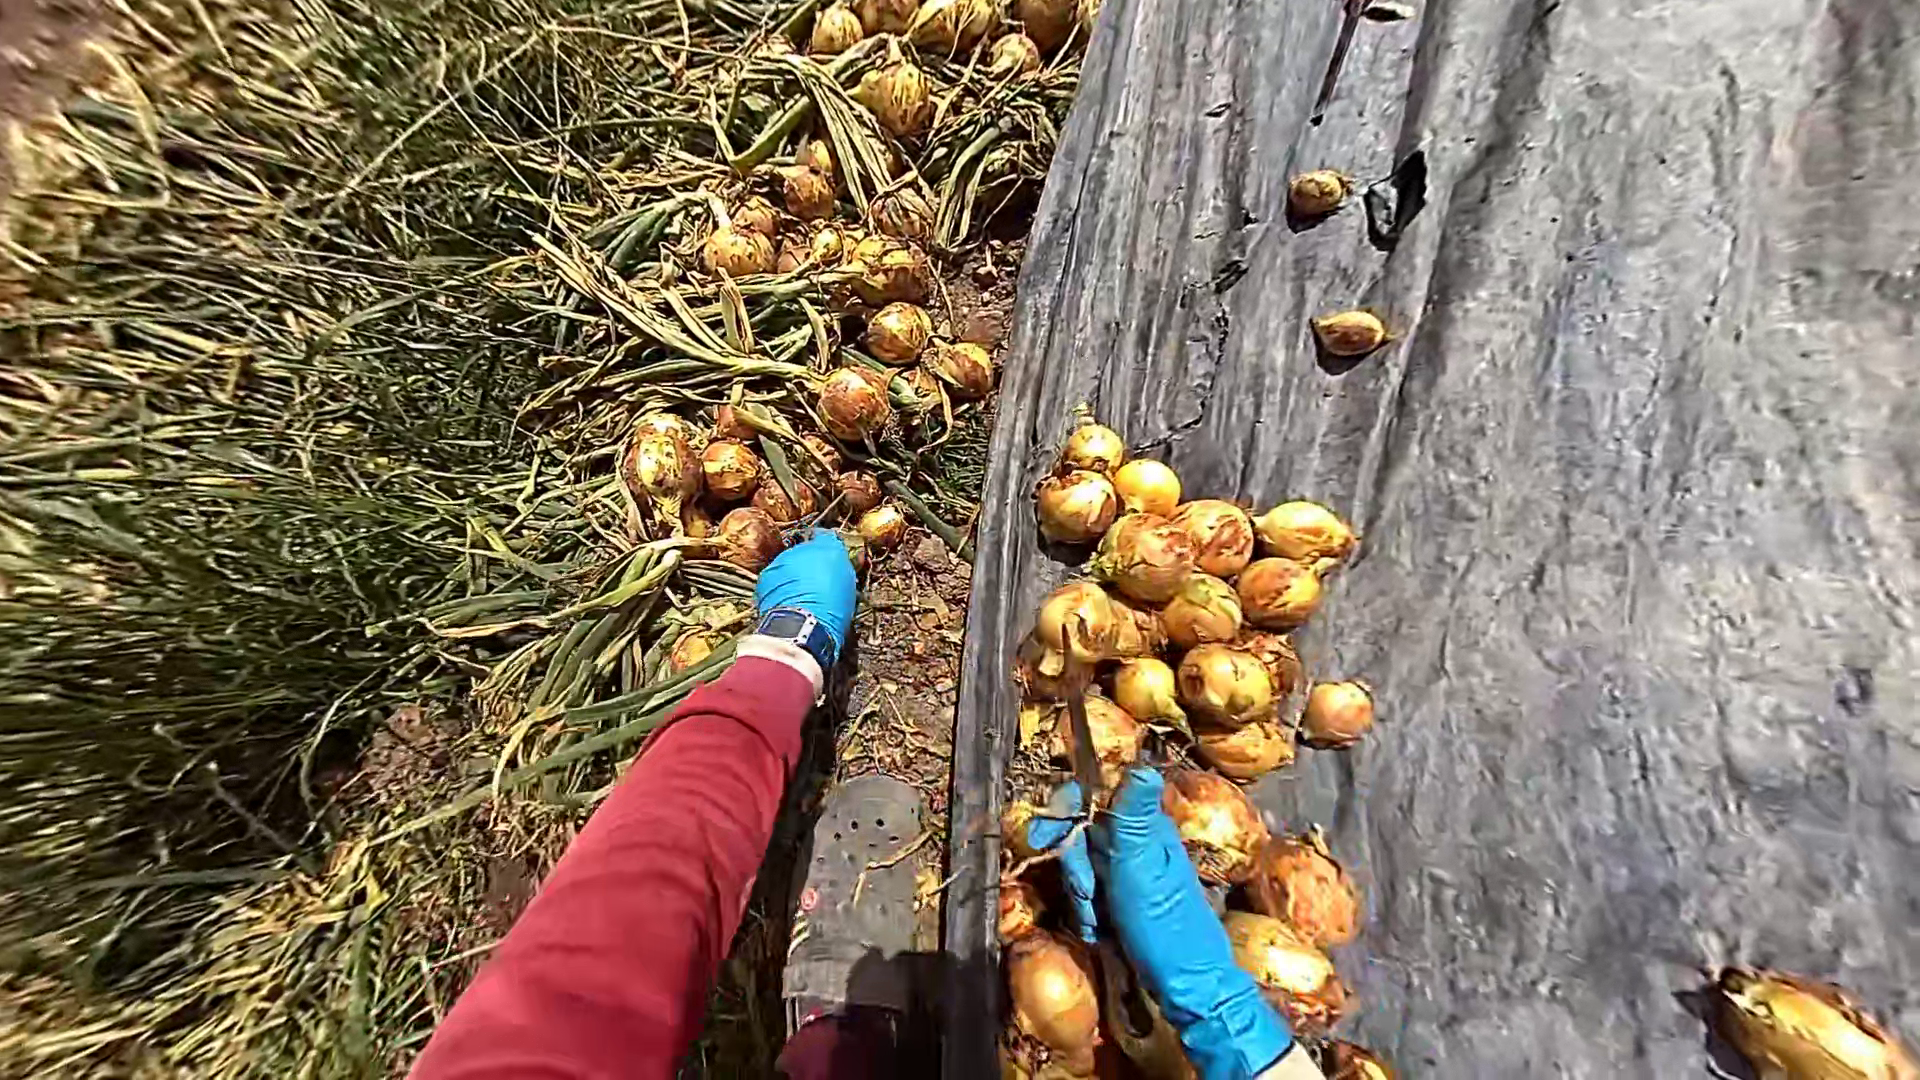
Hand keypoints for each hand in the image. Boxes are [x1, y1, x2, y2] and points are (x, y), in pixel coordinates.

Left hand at [753, 528, 855, 656]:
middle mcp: (801, 549)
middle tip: (816, 581)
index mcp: (827, 548)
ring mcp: (781, 561)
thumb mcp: (848, 585)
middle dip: (809, 562)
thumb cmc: (833, 607)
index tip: (829, 558)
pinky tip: (786, 601)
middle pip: (805, 550)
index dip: (827, 546)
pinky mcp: (765, 577)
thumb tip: (837, 562)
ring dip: (793, 574)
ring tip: (800, 595)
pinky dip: (779, 586)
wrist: (803, 625)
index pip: (826, 536)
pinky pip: (774, 578)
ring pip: (788, 563)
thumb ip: (841, 566)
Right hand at [1026, 768, 1292, 1079]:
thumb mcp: (1141, 863)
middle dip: (1073, 861)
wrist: (1187, 987)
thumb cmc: (1162, 920)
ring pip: (1081, 860)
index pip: (1090, 792)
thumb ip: (1133, 813)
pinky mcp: (1121, 893)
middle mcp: (1134, 836)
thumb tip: (1143, 767)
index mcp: (1141, 820)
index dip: (1064, 810)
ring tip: (1095, 917)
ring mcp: (1128, 866)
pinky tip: (1097, 927)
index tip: (1047, 836)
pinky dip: (1087, 907)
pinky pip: (1088, 887)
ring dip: (1079, 890)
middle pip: (1080, 827)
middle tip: (1085, 891)